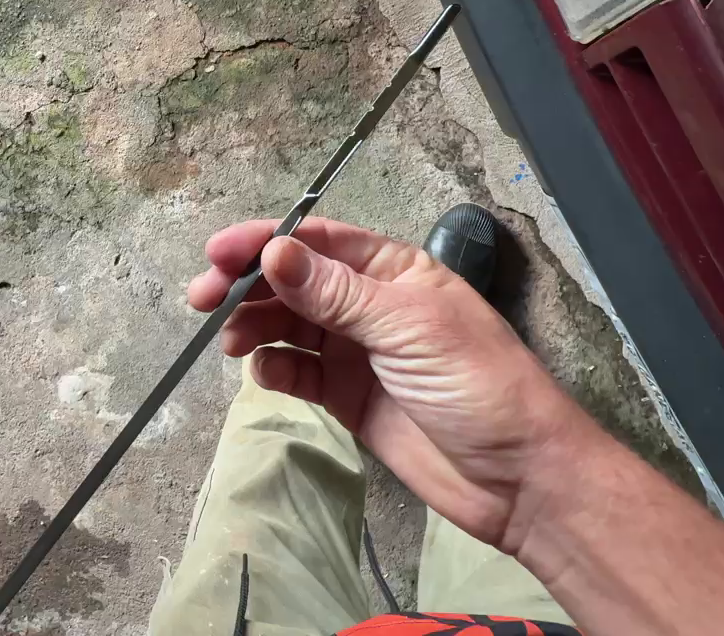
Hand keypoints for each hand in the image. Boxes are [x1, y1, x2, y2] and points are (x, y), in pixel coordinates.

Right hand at [189, 217, 603, 551]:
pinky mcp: (343, 393)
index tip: (217, 252)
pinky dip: (273, 369)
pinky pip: (295, 370)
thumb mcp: (406, 327)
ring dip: (252, 327)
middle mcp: (362, 301)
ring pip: (285, 324)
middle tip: (201, 300)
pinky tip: (264, 375)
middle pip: (289, 280)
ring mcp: (351, 348)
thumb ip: (335, 292)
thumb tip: (272, 252)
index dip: (262, 241)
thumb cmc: (476, 384)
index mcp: (387, 269)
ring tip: (229, 343)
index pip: (313, 241)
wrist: (521, 482)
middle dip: (243, 285)